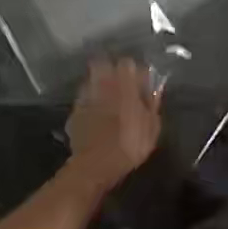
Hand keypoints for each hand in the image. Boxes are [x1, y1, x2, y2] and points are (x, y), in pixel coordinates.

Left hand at [64, 57, 161, 193]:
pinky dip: (89, 103)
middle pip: (103, 65)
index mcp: (124, 85)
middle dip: (112, 71)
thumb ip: (152, 105)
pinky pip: (83, 100)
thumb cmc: (130, 146)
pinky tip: (95, 115)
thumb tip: (153, 92)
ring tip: (107, 100)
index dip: (135, 72)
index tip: (141, 83)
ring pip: (91, 81)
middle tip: (121, 86)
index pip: (128, 64)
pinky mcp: (74, 112)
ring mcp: (85, 97)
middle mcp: (102, 85)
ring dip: (99, 86)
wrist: (96, 164)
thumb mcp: (152, 127)